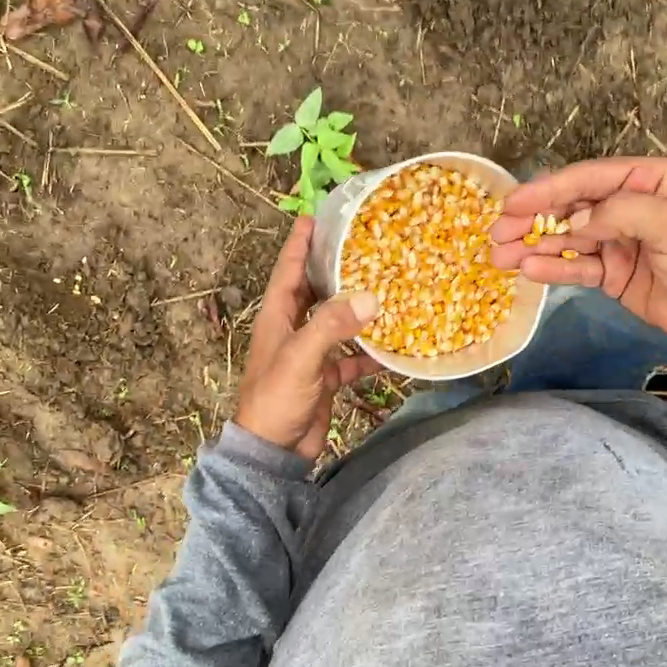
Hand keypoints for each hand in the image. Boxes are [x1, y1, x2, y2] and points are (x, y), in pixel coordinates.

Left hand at [235, 216, 382, 459]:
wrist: (273, 452)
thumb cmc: (276, 400)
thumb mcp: (301, 358)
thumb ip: (332, 326)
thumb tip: (369, 297)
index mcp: (277, 317)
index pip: (289, 269)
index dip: (301, 242)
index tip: (317, 215)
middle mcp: (292, 330)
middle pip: (315, 290)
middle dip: (336, 269)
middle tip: (365, 247)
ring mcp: (310, 355)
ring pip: (337, 323)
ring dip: (358, 310)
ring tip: (387, 288)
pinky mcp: (325, 378)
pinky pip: (351, 358)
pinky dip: (369, 353)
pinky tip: (393, 347)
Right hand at [489, 157, 666, 341]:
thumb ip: (621, 213)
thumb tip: (577, 220)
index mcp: (649, 181)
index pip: (589, 179)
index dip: (548, 189)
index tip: (513, 203)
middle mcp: (630, 208)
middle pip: (571, 208)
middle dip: (533, 220)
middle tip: (497, 234)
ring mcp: (621, 244)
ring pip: (568, 241)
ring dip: (535, 247)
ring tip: (500, 258)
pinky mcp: (616, 276)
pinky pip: (578, 269)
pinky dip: (554, 270)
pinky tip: (529, 270)